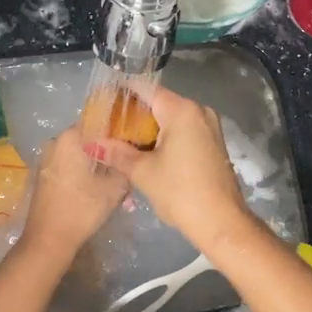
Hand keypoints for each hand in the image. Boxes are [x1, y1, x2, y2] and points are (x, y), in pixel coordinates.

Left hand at [22, 126, 129, 252]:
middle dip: (111, 154)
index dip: (121, 132)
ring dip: (100, 167)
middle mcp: (55, 142)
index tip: (136, 144)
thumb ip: (125, 165)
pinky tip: (102, 191)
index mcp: (70, 137)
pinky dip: (87, 175)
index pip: (101, 121)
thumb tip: (131, 155)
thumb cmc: (82, 208)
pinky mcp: (46, 175)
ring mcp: (48, 159)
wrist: (48, 240)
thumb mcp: (114, 187)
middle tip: (130, 170)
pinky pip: (72, 166)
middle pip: (91, 140)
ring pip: (83, 155)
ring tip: (120, 186)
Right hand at [86, 87, 253, 249]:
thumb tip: (90, 143)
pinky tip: (145, 151)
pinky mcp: (212, 142)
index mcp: (182, 110)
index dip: (122, 93)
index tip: (102, 101)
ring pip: (171, 118)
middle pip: (159, 103)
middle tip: (107, 124)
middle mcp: (198, 111)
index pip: (146, 89)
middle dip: (133, 113)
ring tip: (121, 138)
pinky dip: (164, 136)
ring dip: (148, 127)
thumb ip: (116, 152)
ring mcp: (209, 126)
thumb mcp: (143, 172)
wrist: (221, 222)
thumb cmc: (180, 192)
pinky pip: (183, 130)